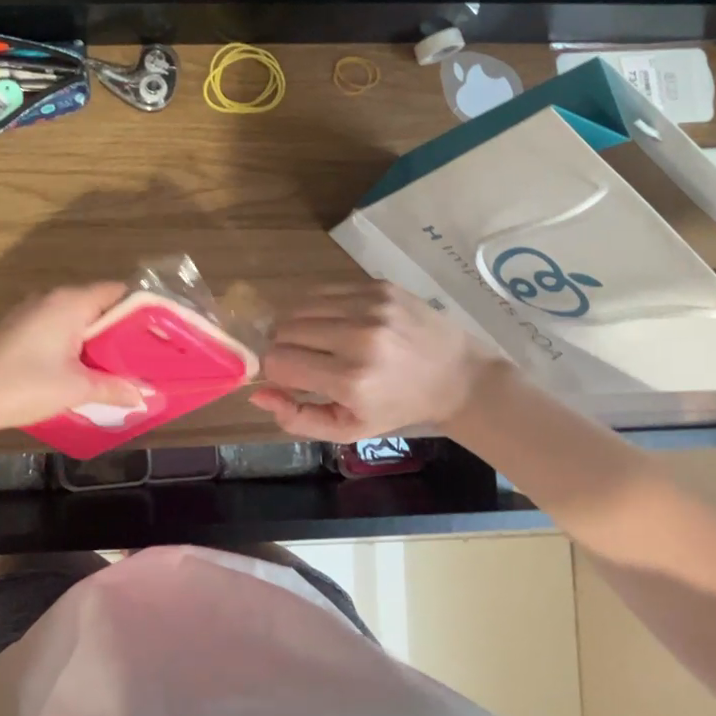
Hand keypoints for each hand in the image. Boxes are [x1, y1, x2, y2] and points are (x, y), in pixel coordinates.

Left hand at [0, 283, 146, 436]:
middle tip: (140, 354)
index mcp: (69, 302)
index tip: (156, 332)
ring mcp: (29, 312)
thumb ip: (113, 388)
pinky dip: (71, 342)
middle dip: (117, 328)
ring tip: (114, 365)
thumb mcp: (76, 390)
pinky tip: (78, 368)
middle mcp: (50, 298)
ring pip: (73, 318)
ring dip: (92, 338)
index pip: (116, 292)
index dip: (139, 310)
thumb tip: (143, 396)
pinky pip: (54, 327)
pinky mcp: (15, 329)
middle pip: (95, 304)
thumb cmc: (26, 386)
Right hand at [249, 282, 507, 441]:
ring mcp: (370, 306)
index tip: (290, 379)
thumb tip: (258, 393)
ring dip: (296, 326)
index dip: (276, 372)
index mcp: (352, 380)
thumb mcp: (349, 429)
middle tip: (302, 360)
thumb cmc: (398, 407)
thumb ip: (298, 418)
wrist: (457, 375)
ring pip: (298, 306)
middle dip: (282, 347)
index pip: (279, 362)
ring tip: (314, 341)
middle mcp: (359, 338)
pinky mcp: (378, 286)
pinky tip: (333, 323)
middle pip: (283, 331)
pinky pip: (322, 290)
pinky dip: (317, 308)